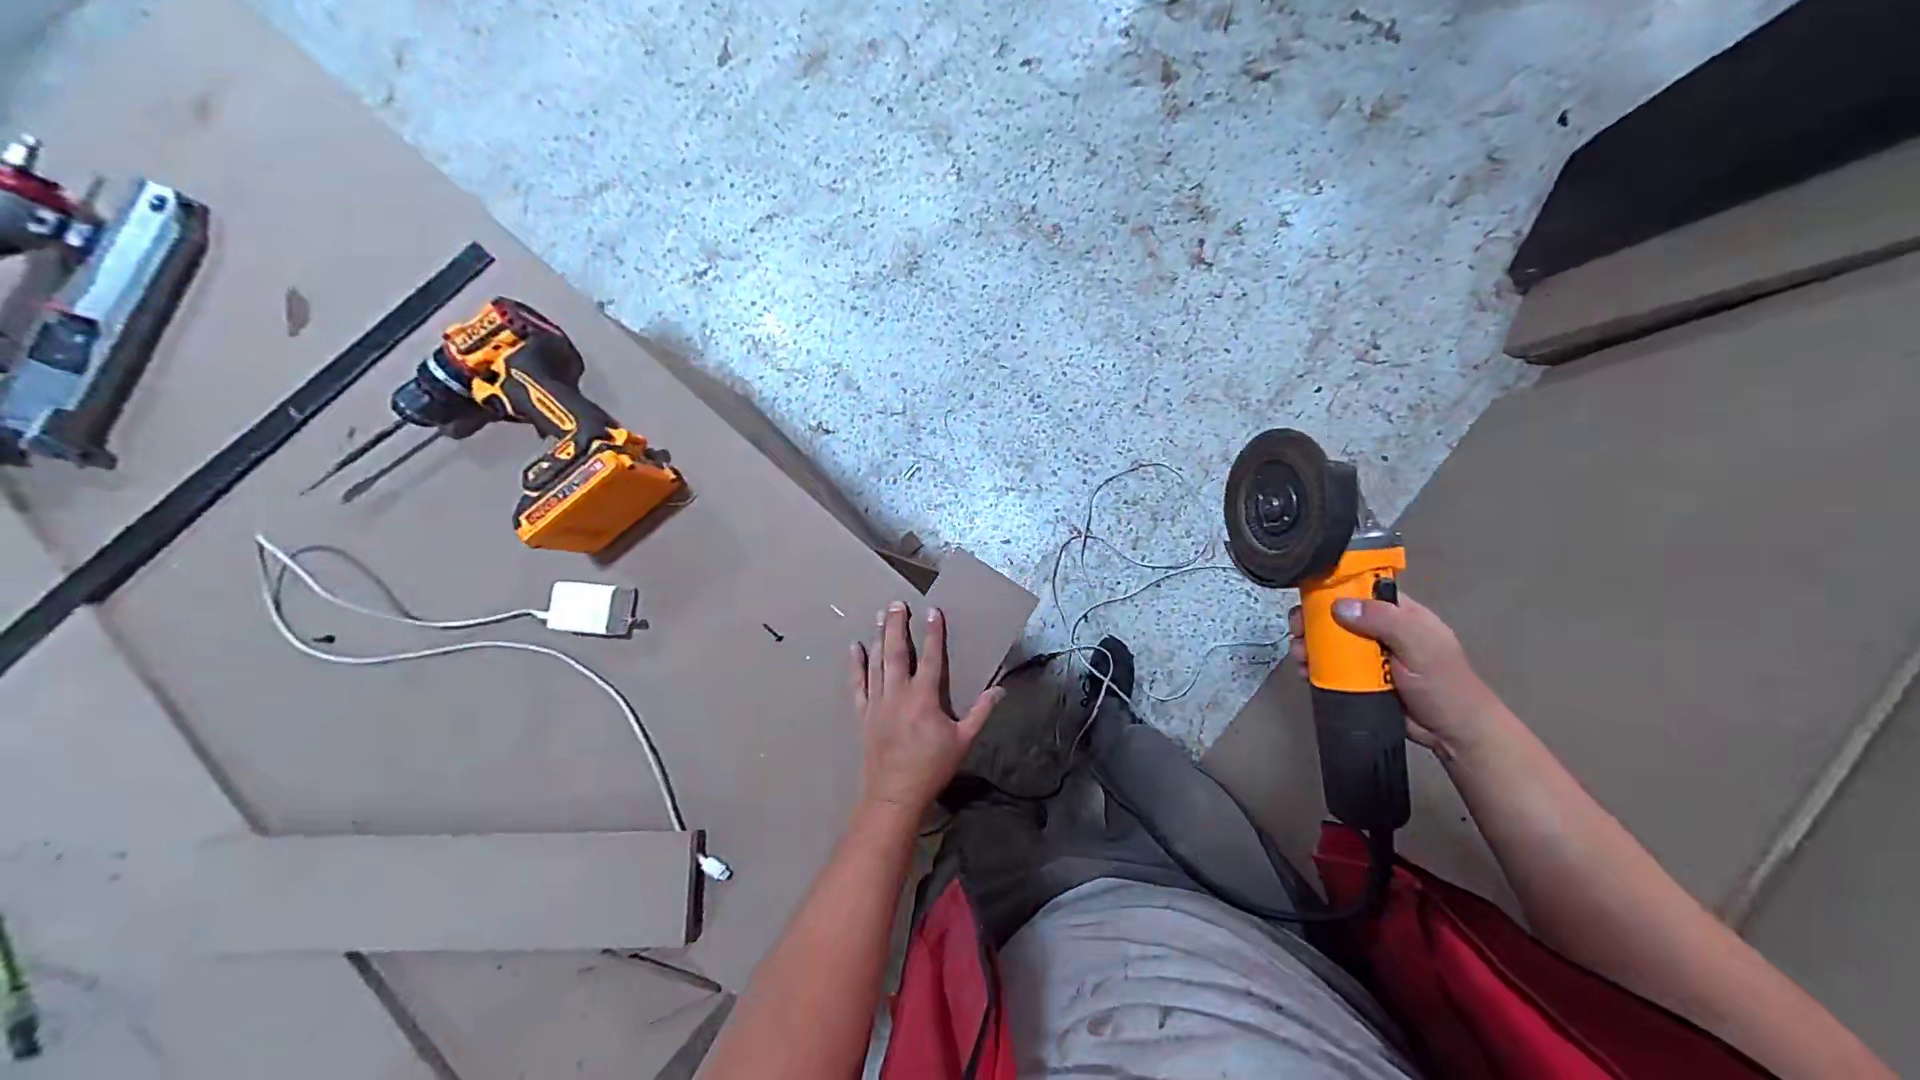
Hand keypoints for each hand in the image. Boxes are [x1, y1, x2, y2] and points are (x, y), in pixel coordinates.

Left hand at [848, 601, 1003, 814]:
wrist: (894, 795)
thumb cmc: (932, 768)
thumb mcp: (963, 741)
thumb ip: (981, 712)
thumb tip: (1000, 690)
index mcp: (925, 698)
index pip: (932, 657)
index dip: (934, 633)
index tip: (933, 611)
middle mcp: (899, 694)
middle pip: (898, 652)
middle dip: (897, 626)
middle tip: (897, 603)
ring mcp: (878, 702)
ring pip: (877, 662)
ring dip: (879, 637)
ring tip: (880, 616)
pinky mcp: (863, 714)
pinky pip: (858, 684)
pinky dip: (856, 665)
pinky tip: (855, 648)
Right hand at [1287, 592, 1503, 758]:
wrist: (1453, 734)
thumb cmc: (1445, 685)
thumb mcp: (1420, 647)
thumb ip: (1385, 621)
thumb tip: (1339, 606)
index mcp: (1398, 613)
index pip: (1361, 589)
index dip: (1332, 589)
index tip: (1309, 600)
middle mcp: (1379, 629)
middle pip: (1336, 614)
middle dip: (1311, 621)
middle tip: (1298, 633)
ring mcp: (1366, 654)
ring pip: (1327, 640)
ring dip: (1308, 645)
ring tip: (1300, 657)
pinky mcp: (1356, 677)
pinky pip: (1328, 666)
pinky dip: (1313, 666)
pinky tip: (1305, 672)